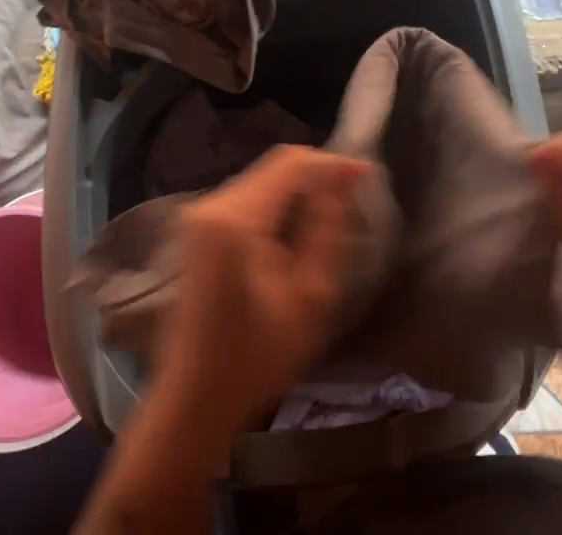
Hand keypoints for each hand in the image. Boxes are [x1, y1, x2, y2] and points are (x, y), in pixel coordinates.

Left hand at [152, 145, 368, 434]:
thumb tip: (344, 182)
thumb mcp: (310, 295)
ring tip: (331, 217)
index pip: (290, 163)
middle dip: (315, 177)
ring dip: (296, 192)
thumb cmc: (258, 356)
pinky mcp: (196, 232)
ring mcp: (197, 217)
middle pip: (272, 168)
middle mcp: (209, 205)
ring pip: (260, 182)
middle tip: (354, 199)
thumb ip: (327, 229)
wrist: (194, 399)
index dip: (332, 163)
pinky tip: (296, 232)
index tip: (367, 176)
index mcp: (234, 218)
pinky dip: (276, 206)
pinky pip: (245, 201)